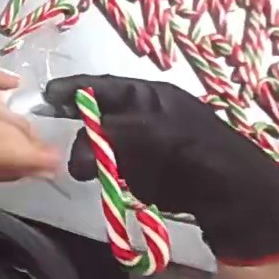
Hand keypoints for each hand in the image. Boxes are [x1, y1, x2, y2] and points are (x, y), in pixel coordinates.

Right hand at [43, 75, 278, 265]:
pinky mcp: (146, 167)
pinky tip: (96, 174)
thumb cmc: (188, 152)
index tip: (46, 96)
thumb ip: (99, 142)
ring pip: (103, 138)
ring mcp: (146, 141)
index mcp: (147, 95)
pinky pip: (113, 161)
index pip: (100, 86)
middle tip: (54, 126)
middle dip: (77, 119)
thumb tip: (75, 164)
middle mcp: (145, 113)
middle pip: (99, 111)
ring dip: (88, 148)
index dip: (72, 89)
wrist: (232, 192)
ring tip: (79, 163)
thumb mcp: (140, 136)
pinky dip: (101, 167)